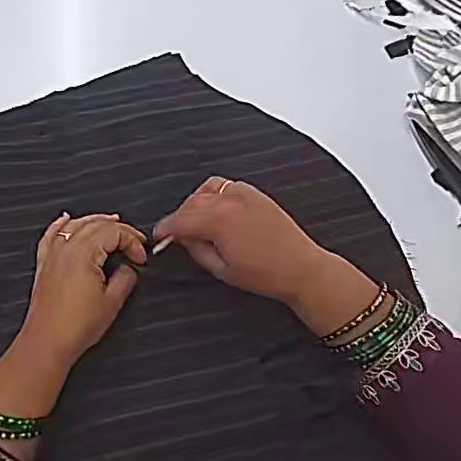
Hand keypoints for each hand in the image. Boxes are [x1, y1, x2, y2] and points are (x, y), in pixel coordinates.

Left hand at [14, 212, 145, 367]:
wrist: (48, 342)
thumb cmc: (76, 325)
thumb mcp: (113, 301)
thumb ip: (125, 277)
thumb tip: (127, 268)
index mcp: (84, 253)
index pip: (114, 232)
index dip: (133, 241)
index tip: (140, 257)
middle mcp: (66, 248)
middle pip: (96, 224)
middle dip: (120, 229)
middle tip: (135, 240)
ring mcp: (53, 255)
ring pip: (75, 224)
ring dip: (95, 220)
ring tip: (111, 220)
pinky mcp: (44, 265)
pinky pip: (51, 235)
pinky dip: (60, 225)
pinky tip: (65, 219)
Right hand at [152, 176, 379, 335]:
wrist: (300, 268)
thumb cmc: (266, 274)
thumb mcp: (222, 269)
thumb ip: (196, 249)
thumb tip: (182, 239)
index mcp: (218, 221)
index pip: (179, 220)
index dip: (165, 229)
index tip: (159, 236)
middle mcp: (230, 201)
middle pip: (191, 203)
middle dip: (180, 218)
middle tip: (177, 235)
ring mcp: (245, 194)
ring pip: (207, 190)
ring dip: (196, 203)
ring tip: (197, 222)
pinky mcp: (256, 194)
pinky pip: (227, 186)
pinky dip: (216, 194)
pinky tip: (217, 211)